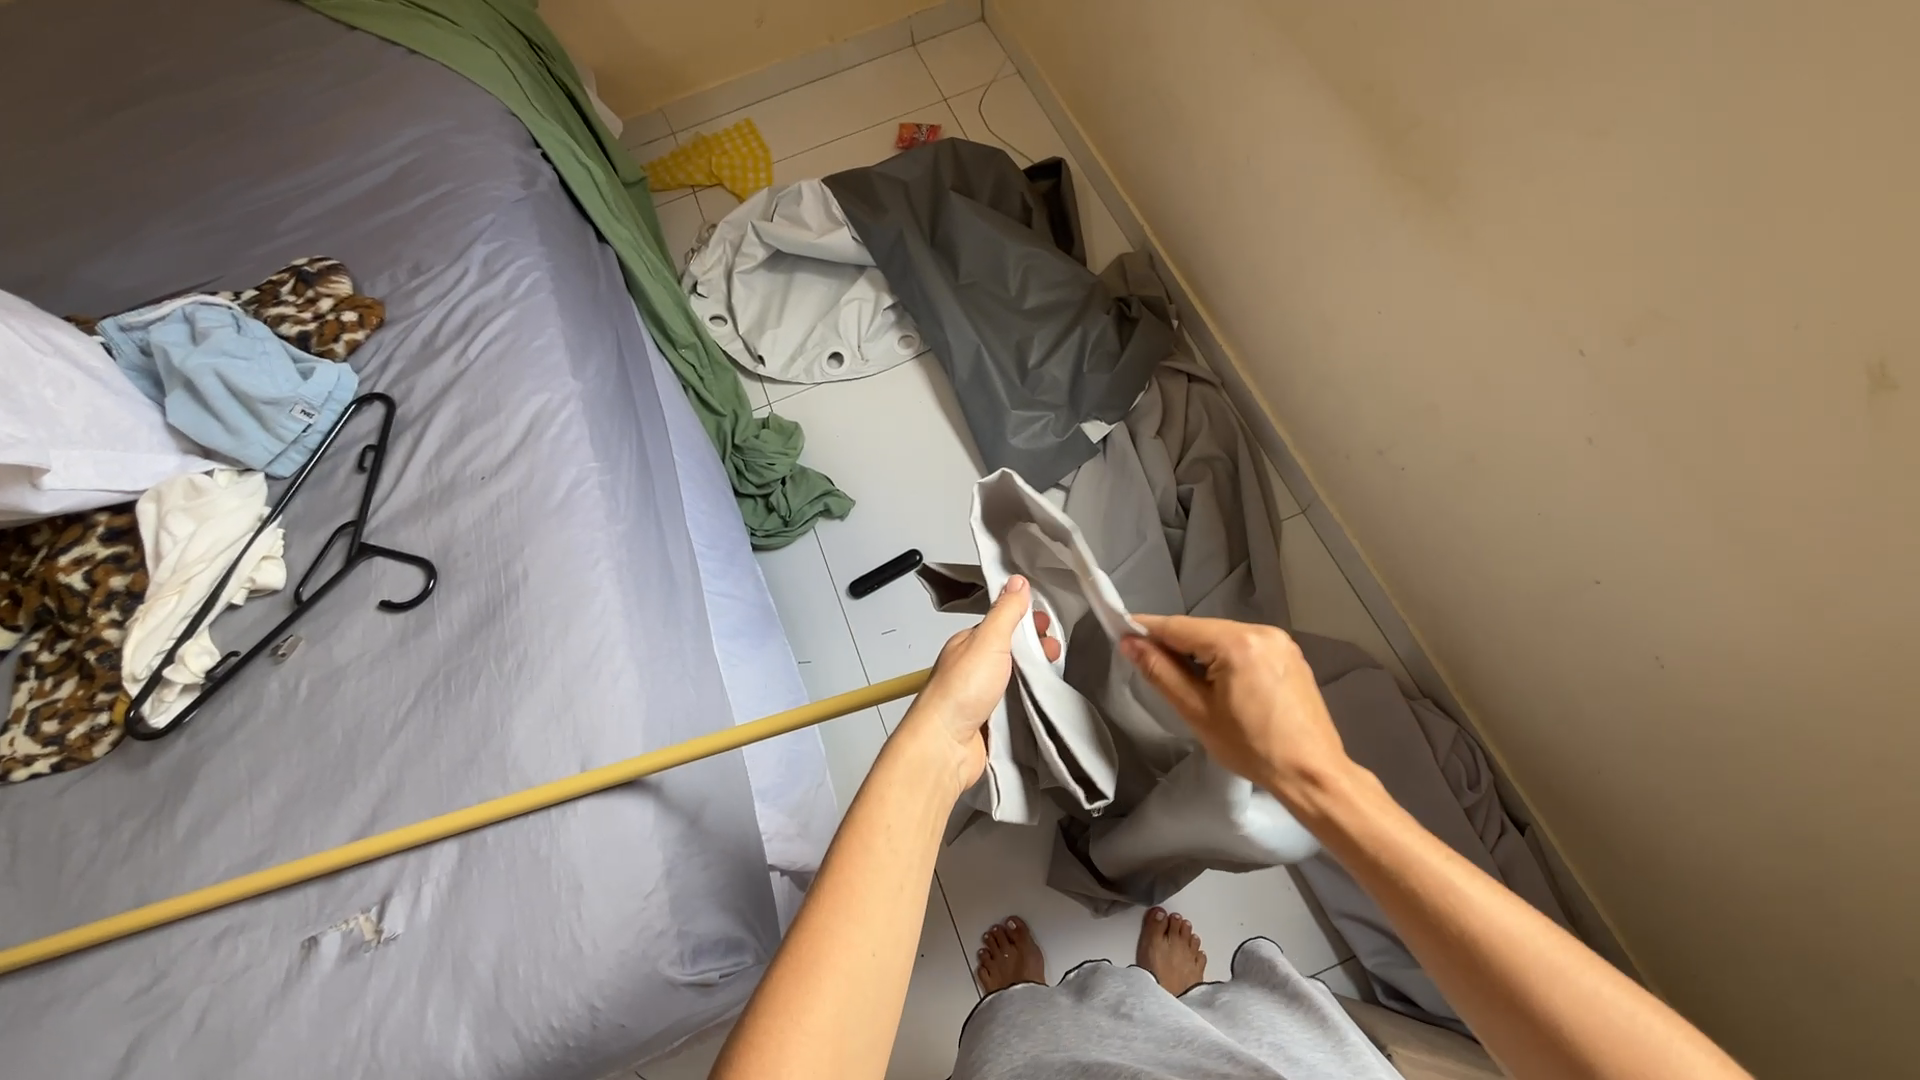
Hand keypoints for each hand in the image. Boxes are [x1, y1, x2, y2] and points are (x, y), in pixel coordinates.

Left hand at [893, 575, 1060, 796]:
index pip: (1003, 623)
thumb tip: (1016, 582)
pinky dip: (1029, 703)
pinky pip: (1016, 706)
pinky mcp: (991, 721)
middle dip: (1036, 650)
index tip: (1047, 625)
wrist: (946, 746)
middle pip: (1012, 652)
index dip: (1026, 621)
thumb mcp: (988, 641)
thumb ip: (1005, 612)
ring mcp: (981, 695)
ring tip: (1052, 677)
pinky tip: (1043, 702)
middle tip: (1053, 653)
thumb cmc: (959, 692)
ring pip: (1016, 680)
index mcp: (969, 643)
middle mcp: (974, 667)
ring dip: (1035, 678)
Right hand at [1120, 615, 1352, 809]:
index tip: (1121, 633)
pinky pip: (1244, 646)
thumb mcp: (1196, 711)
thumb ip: (1160, 671)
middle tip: (1150, 666)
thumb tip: (1130, 643)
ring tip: (1187, 682)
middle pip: (1201, 629)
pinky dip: (1224, 657)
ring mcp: (1280, 642)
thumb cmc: (1252, 748)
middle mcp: (1261, 631)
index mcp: (1237, 643)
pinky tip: (1219, 684)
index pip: (1178, 626)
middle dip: (1174, 645)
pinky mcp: (1289, 655)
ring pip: (1222, 637)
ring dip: (1199, 652)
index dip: (1146, 629)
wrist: (1311, 773)